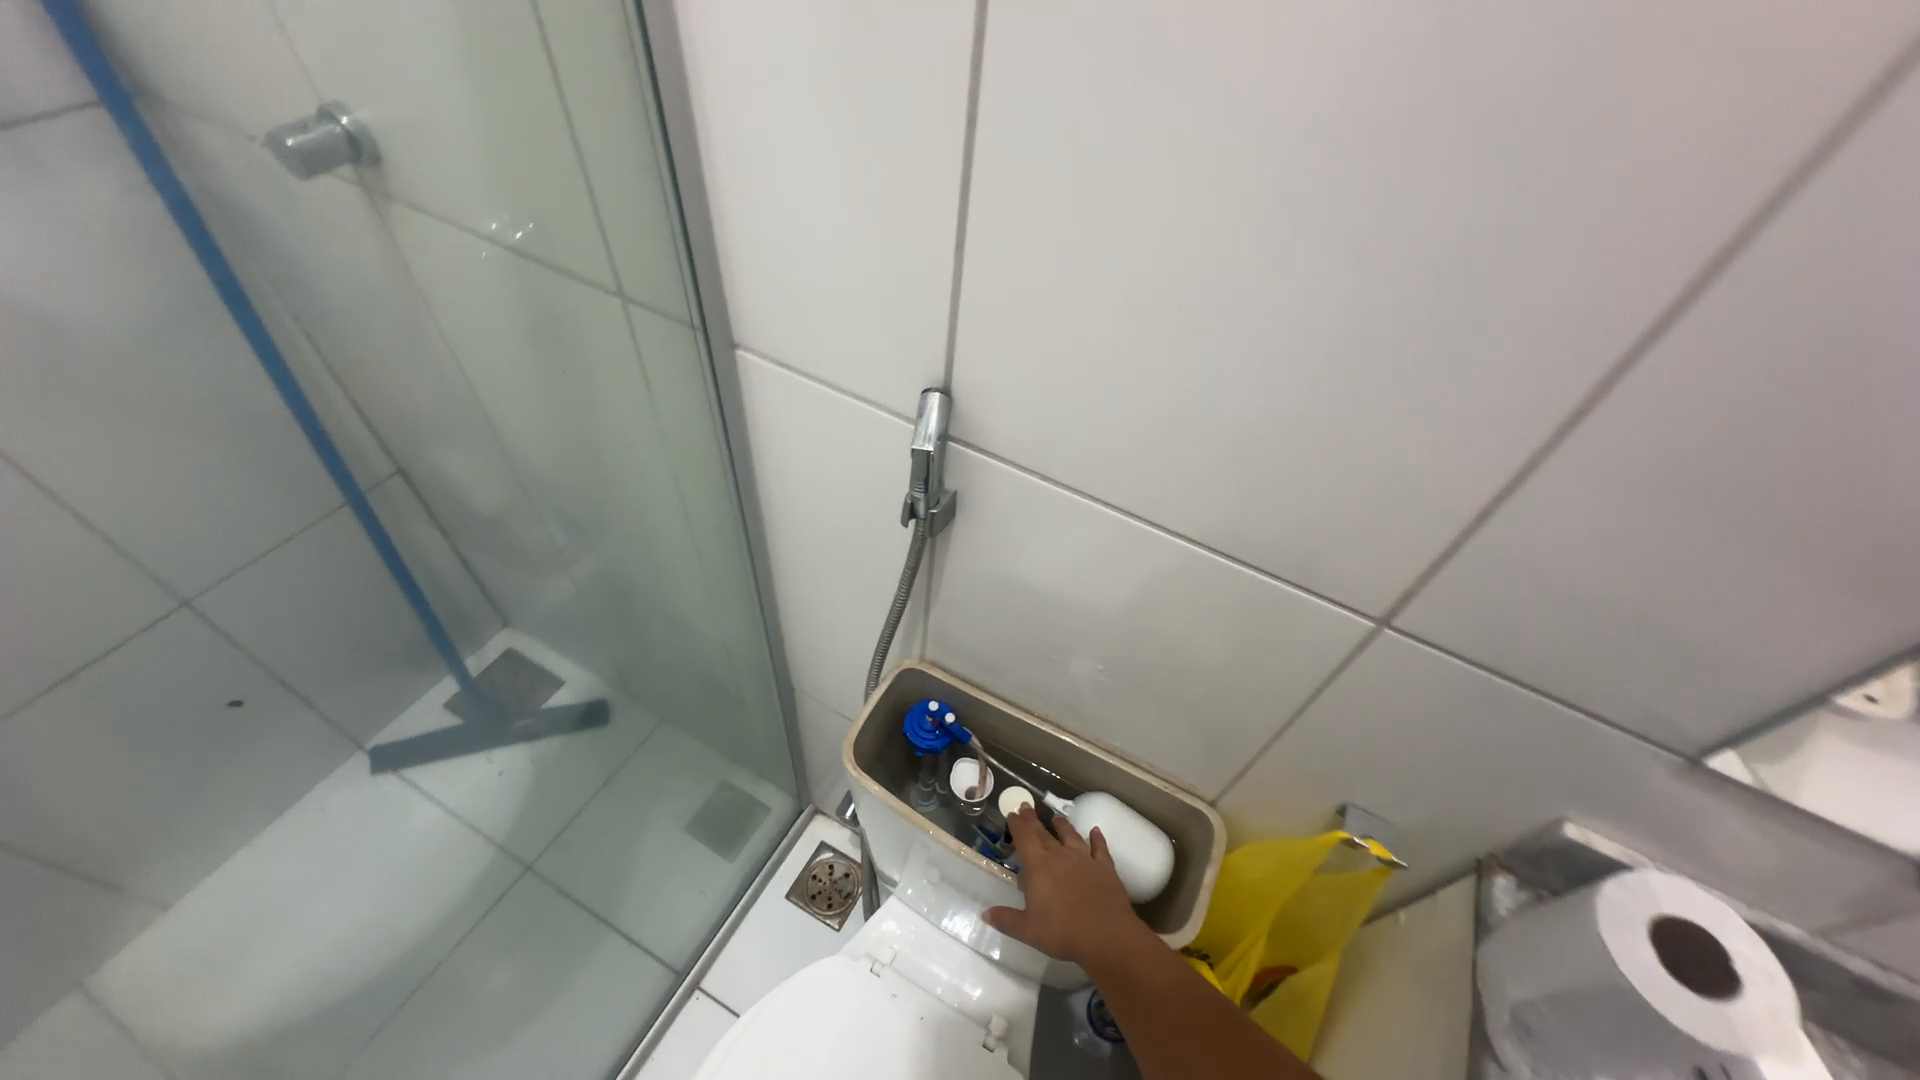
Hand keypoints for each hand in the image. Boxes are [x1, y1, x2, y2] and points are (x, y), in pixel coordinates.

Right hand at [983, 806, 1153, 968]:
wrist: (1106, 935)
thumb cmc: (1062, 932)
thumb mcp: (1027, 930)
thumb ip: (1005, 919)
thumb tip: (984, 914)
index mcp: (1039, 867)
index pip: (1024, 839)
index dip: (1017, 825)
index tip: (1012, 813)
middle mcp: (1060, 856)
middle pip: (1044, 833)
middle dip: (1033, 820)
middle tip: (1027, 807)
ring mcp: (1085, 860)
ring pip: (1071, 836)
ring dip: (1063, 826)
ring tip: (1057, 817)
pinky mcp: (1105, 868)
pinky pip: (1100, 848)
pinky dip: (1097, 839)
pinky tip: (1096, 831)